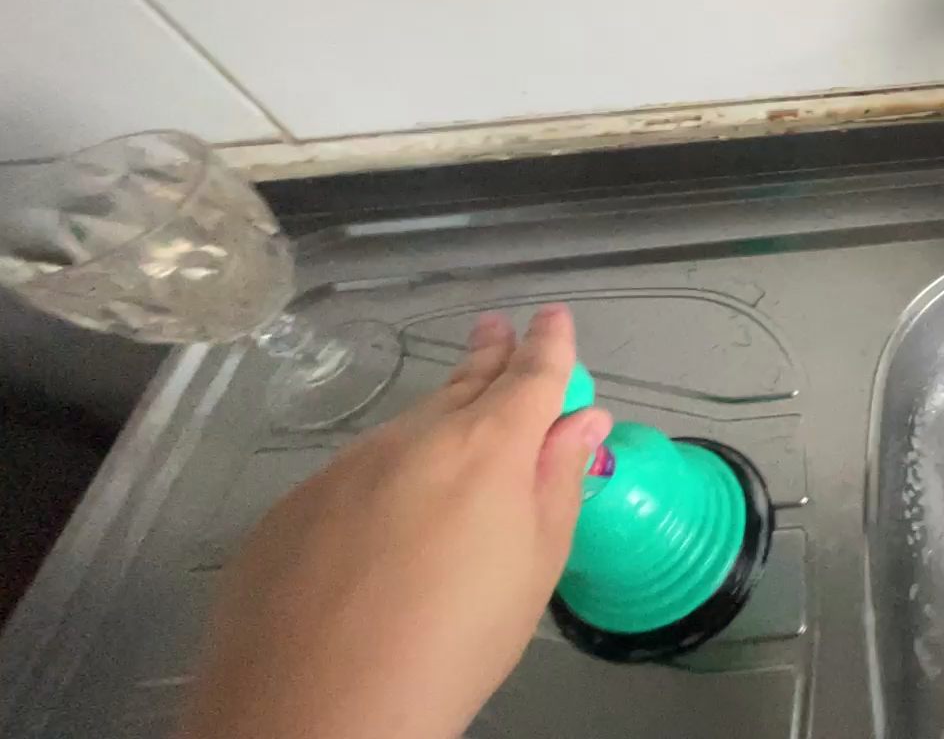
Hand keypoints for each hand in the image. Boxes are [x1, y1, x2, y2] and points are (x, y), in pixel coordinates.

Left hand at [177, 304, 613, 738]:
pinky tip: (389, 512)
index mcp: (490, 447)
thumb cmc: (461, 638)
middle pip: (466, 381)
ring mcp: (344, 470)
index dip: (550, 343)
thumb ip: (562, 476)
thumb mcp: (539, 559)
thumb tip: (585, 419)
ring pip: (409, 426)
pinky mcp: (290, 509)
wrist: (311, 724)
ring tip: (456, 425)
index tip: (554, 315)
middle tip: (496, 325)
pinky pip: (358, 470)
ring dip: (441, 415)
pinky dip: (390, 469)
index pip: (532, 374)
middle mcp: (415, 439)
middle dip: (490, 351)